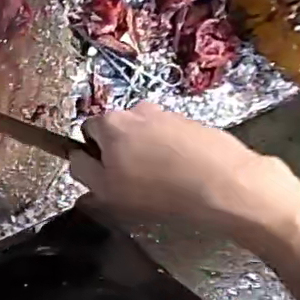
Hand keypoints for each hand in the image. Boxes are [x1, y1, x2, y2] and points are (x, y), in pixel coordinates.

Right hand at [71, 102, 299, 232]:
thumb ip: (81, 170)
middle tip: (133, 184)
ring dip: (148, 154)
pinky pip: (173, 140)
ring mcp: (170, 114)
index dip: (93, 155)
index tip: (105, 177)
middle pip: (119, 131)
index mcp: (111, 122)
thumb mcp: (106, 190)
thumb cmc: (157, 189)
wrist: (223, 183)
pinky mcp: (196, 124)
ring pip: (147, 135)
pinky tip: (184, 178)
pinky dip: (173, 155)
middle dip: (122, 153)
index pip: (87, 131)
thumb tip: (76, 157)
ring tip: (162, 184)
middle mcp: (138, 109)